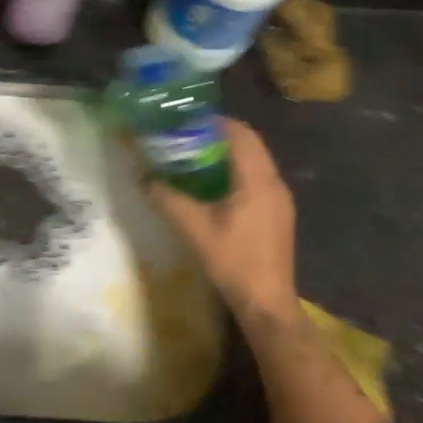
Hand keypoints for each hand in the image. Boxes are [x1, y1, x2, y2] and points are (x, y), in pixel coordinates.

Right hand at [152, 118, 298, 320]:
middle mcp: (274, 183)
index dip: (215, 121)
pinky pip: (258, 177)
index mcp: (257, 181)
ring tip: (194, 154)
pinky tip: (212, 183)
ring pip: (255, 160)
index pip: (240, 134)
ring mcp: (279, 199)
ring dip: (228, 152)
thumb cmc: (233, 261)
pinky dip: (236, 169)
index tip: (186, 119)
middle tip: (186, 134)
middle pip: (250, 144)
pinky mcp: (277, 213)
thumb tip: (142, 177)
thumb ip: (167, 198)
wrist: (267, 303)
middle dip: (219, 134)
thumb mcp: (193, 228)